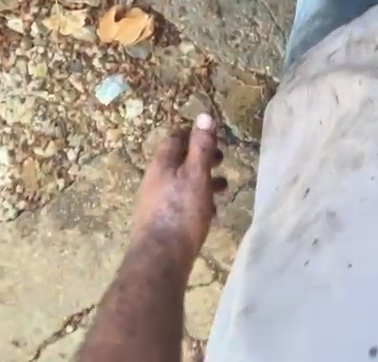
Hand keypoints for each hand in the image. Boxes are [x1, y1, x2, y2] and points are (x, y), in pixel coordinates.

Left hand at [128, 114, 224, 263]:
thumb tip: (204, 115)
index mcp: (162, 164)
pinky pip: (179, 202)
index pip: (176, 138)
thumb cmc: (181, 212)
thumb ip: (201, 146)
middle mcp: (154, 180)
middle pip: (179, 160)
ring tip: (223, 188)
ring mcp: (154, 202)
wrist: (159, 261)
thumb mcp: (196, 173)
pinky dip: (195, 200)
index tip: (215, 137)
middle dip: (201, 158)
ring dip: (202, 180)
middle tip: (222, 161)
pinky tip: (210, 212)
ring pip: (181, 182)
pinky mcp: (158, 223)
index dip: (194, 134)